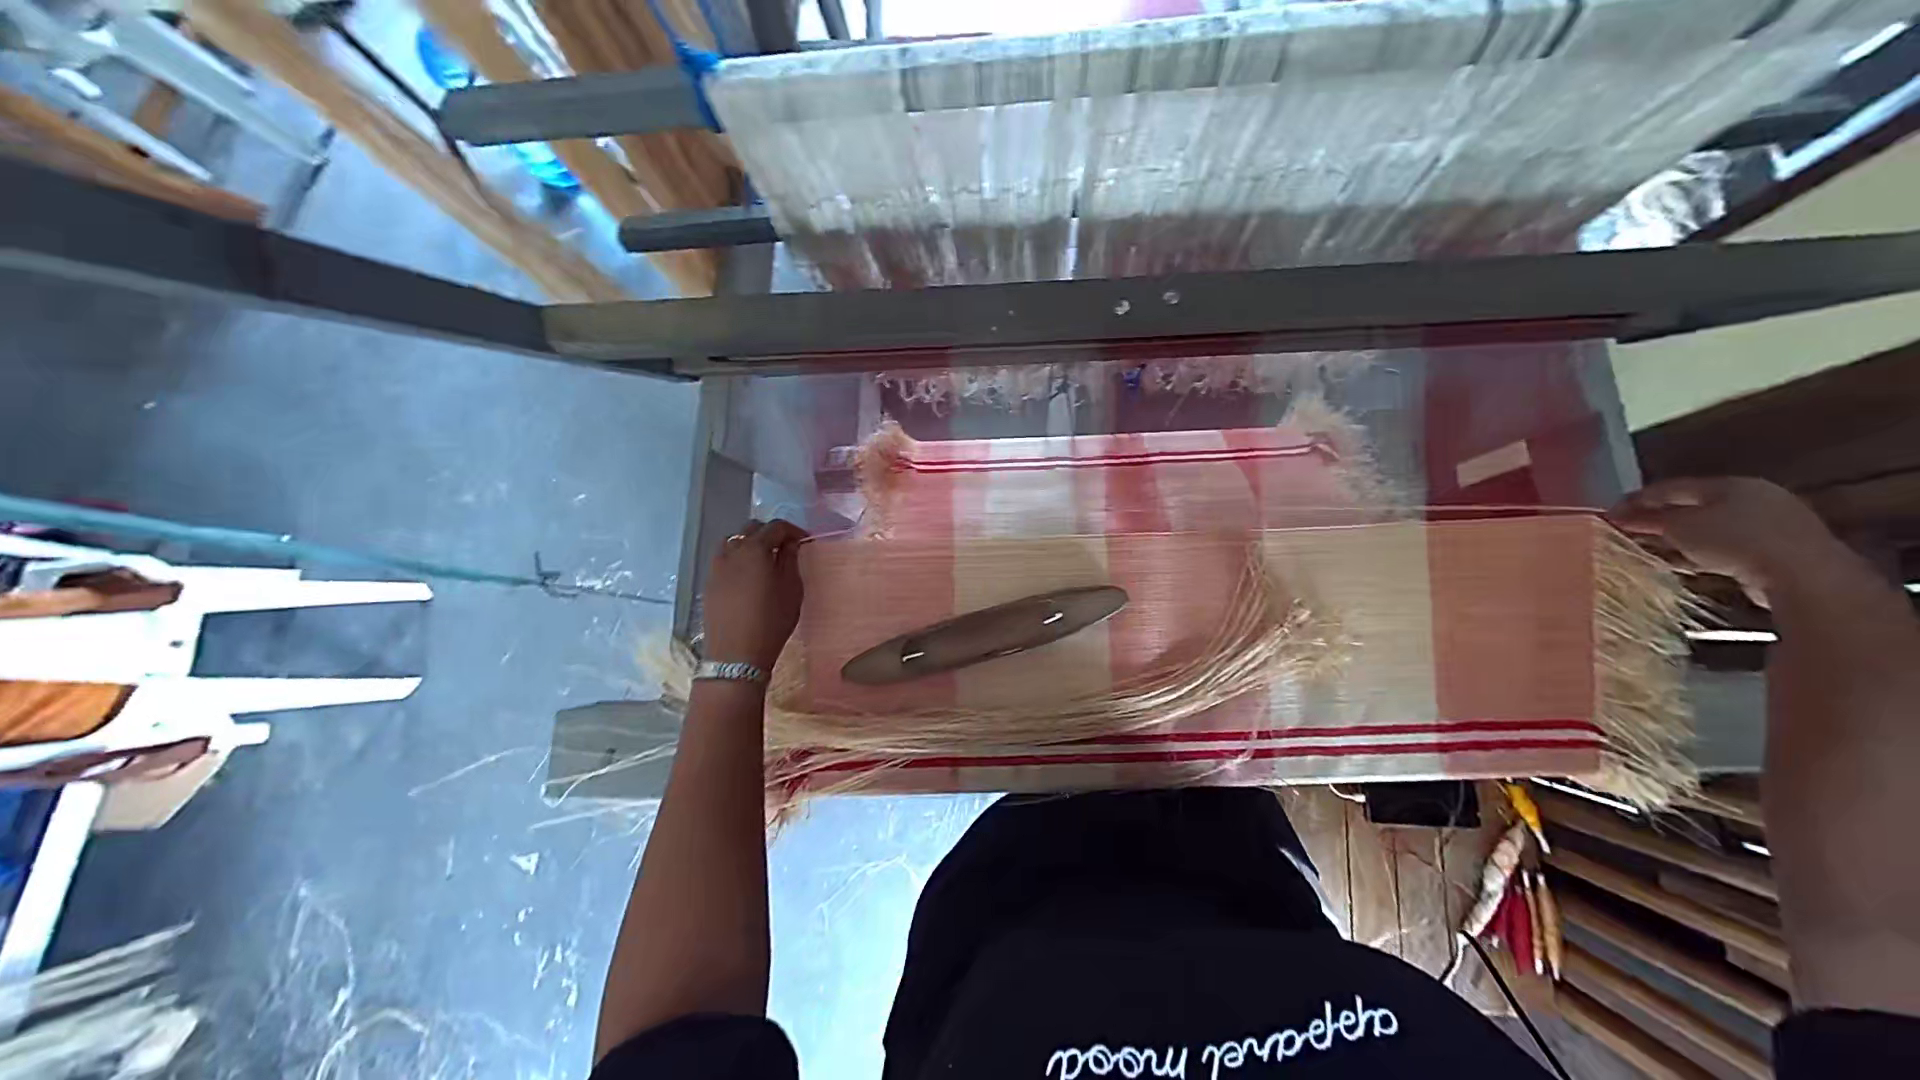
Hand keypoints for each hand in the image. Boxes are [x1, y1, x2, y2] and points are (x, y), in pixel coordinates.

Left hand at [701, 519, 807, 669]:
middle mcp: (732, 550)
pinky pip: (724, 559)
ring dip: (751, 544)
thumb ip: (791, 560)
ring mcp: (716, 566)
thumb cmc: (771, 621)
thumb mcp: (791, 589)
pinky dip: (738, 558)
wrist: (735, 655)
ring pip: (734, 541)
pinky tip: (748, 576)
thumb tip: (790, 544)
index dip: (793, 530)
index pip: (776, 527)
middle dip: (770, 533)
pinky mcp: (709, 582)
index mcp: (755, 548)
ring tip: (765, 561)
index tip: (804, 541)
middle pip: (751, 529)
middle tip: (785, 549)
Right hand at [1607, 478, 1837, 601]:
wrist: (1803, 575)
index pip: (1673, 487)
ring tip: (1650, 549)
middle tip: (1629, 530)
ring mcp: (1771, 525)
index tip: (1609, 513)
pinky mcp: (1779, 551)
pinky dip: (1701, 553)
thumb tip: (1620, 516)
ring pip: (1710, 528)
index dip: (1638, 499)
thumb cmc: (1735, 541)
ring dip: (1679, 538)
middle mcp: (1754, 498)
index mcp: (1731, 484)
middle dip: (1659, 518)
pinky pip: (1727, 547)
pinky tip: (1684, 563)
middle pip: (1693, 506)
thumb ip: (1649, 519)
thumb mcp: (1680, 527)